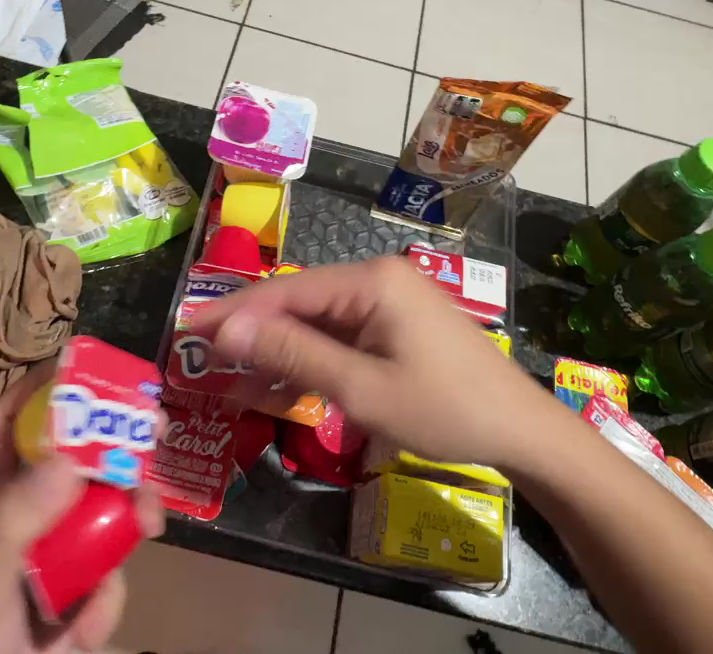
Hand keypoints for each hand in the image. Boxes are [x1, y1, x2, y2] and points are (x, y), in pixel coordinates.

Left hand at [0, 366, 164, 653]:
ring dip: (131, 516)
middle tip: (158, 430)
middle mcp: (26, 517)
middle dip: (119, 447)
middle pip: (78, 459)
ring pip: (106, 511)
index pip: (16, 423)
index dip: (48, 387)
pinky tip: (79, 632)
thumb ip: (14, 519)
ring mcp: (54, 558)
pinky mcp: (79, 598)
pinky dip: (106, 601)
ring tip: (151, 524)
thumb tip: (68, 458)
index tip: (92, 365)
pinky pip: (110, 575)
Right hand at [189, 257, 559, 470]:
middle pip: (299, 301)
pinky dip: (311, 361)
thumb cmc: (445, 410)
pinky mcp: (396, 327)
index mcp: (370, 281)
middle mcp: (377, 280)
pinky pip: (342, 338)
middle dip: (252, 331)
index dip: (235, 313)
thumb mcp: (362, 388)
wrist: (523, 432)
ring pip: (317, 321)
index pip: (286, 291)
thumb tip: (229, 329)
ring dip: (278, 350)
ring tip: (229, 376)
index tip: (188, 332)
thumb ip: (295, 354)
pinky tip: (279, 386)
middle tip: (201, 356)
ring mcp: (389, 303)